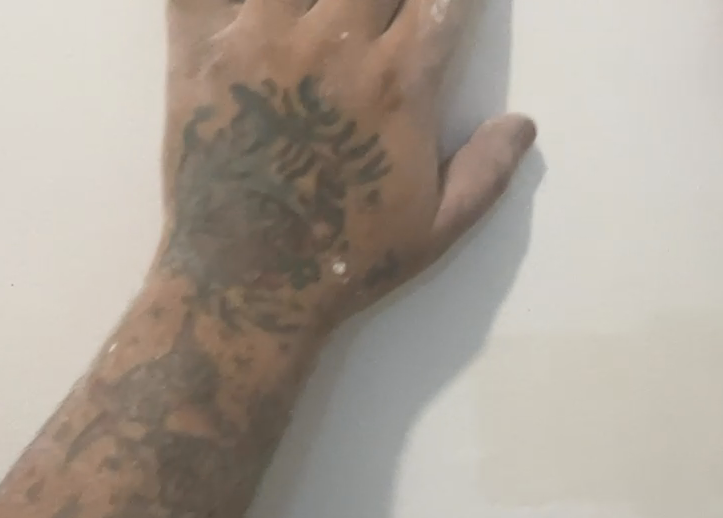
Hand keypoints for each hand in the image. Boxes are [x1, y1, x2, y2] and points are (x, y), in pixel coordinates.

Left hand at [159, 0, 535, 337]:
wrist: (248, 284)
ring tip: (331, 19)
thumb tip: (523, 123)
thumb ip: (484, 174)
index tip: (447, 8)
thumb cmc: (347, 262)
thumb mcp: (433, 232)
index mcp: (396, 82)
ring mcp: (258, 30)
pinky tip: (249, 8)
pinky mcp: (200, 41)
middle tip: (387, 22)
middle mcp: (331, 38)